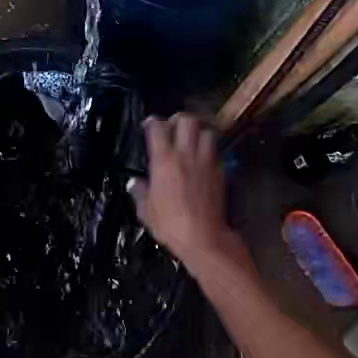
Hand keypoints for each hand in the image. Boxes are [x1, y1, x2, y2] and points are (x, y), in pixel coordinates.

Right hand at [132, 113, 233, 261]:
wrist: (204, 238)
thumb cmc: (171, 224)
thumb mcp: (146, 210)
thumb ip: (140, 191)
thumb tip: (136, 183)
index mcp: (164, 160)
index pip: (158, 128)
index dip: (152, 121)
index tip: (150, 124)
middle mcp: (186, 155)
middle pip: (187, 120)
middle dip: (179, 119)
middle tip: (173, 127)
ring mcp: (206, 162)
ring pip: (206, 132)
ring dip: (198, 132)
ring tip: (191, 140)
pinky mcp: (220, 173)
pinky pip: (216, 153)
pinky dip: (209, 152)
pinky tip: (203, 161)